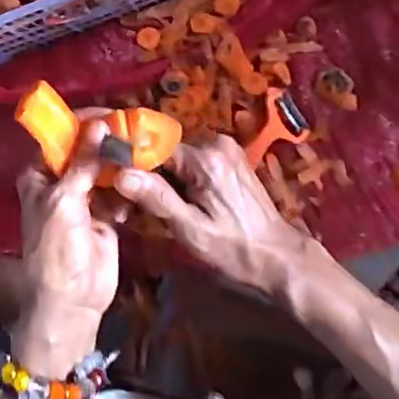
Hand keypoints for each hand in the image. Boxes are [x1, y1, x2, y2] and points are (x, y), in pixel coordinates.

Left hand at [14, 116, 119, 369]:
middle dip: (106, 142)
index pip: (60, 138)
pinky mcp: (104, 215)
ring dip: (120, 163)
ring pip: (103, 170)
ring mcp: (83, 198)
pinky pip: (118, 192)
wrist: (72, 301)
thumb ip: (83, 163)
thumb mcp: (65, 200)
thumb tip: (100, 125)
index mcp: (39, 174)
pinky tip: (141, 179)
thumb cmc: (57, 248)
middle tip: (133, 129)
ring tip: (142, 151)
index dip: (81, 123)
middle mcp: (59, 181)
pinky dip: (128, 186)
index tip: (108, 113)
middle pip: (84, 152)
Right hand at [115, 135, 352, 320]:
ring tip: (166, 202)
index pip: (154, 146)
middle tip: (144, 200)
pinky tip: (185, 197)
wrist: (280, 256)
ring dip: (167, 173)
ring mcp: (225, 147)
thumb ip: (156, 198)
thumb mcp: (191, 230)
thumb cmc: (234, 248)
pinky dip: (183, 173)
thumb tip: (120, 173)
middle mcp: (215, 142)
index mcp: (204, 158)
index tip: (118, 178)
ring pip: (178, 153)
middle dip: (152, 170)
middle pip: (166, 149)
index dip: (134, 161)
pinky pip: (193, 157)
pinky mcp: (230, 155)